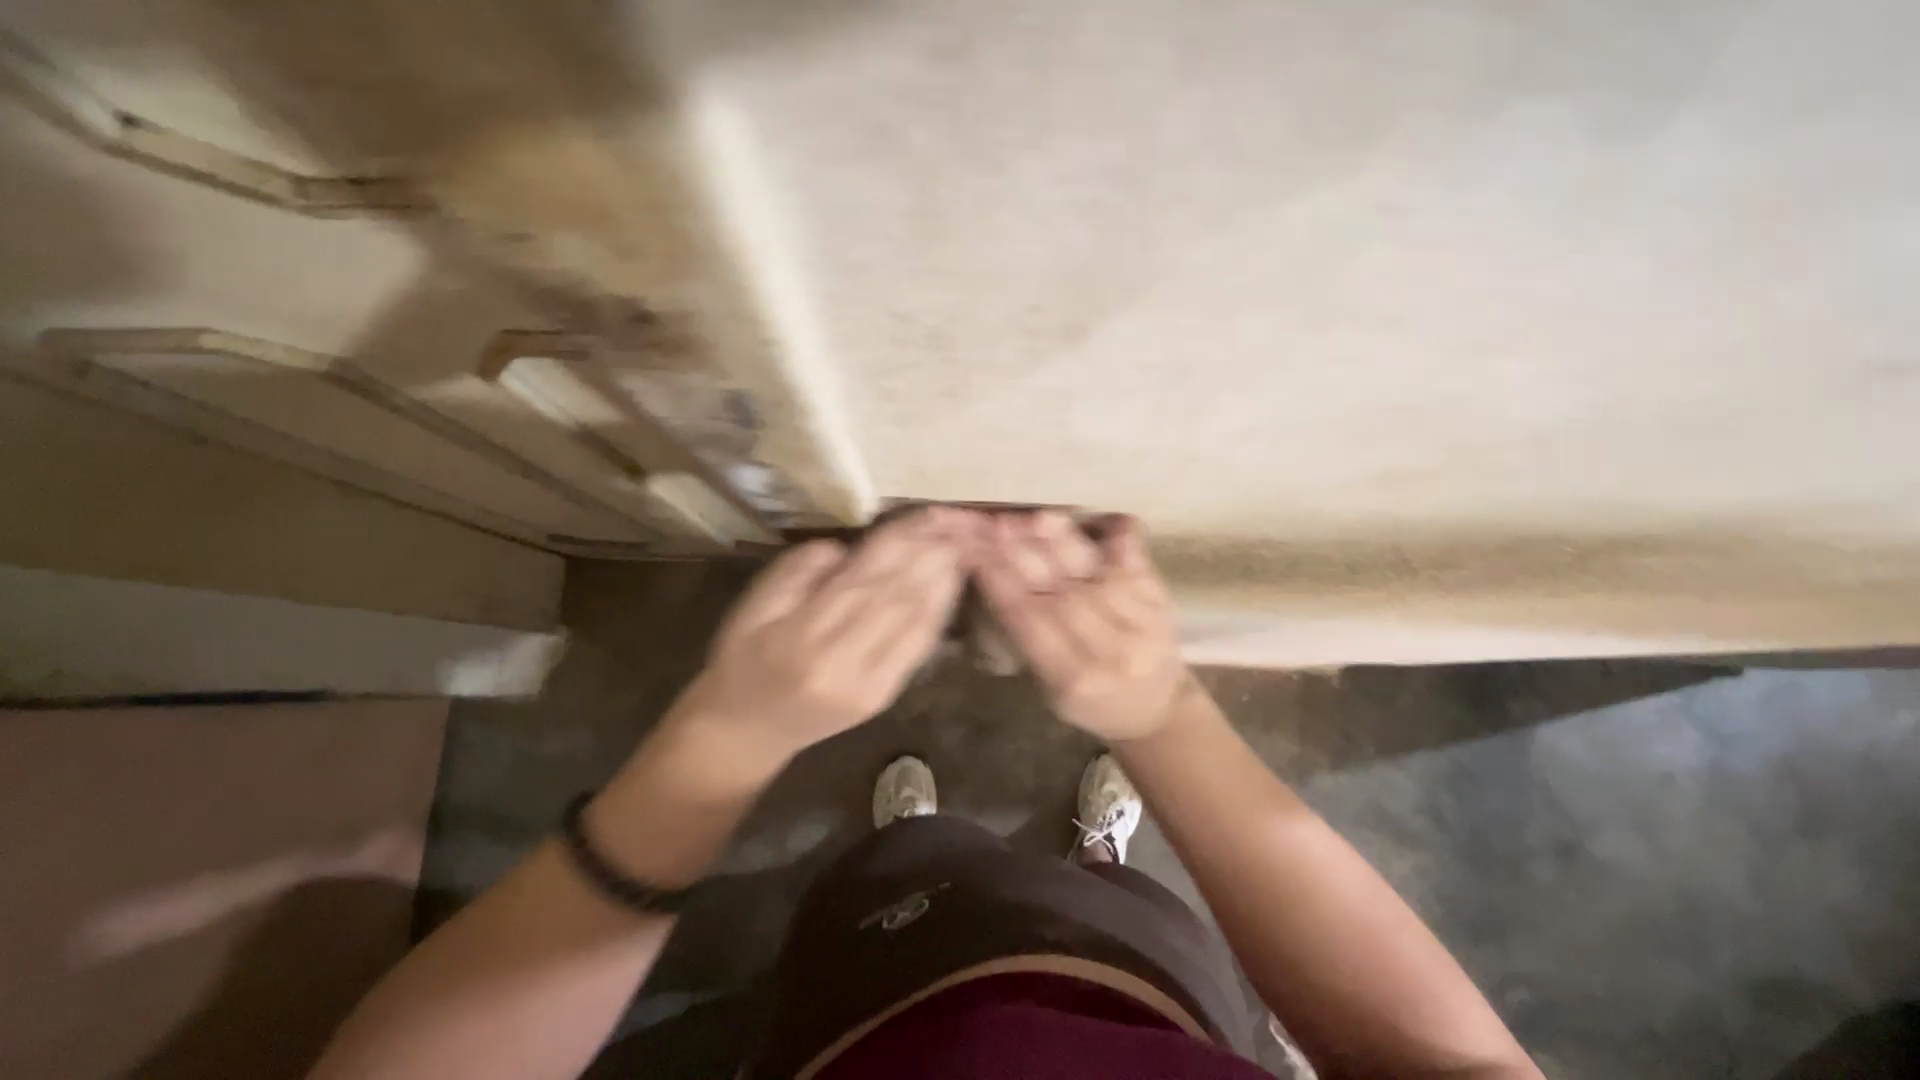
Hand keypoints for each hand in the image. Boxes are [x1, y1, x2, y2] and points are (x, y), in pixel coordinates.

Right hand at [669, 507, 971, 760]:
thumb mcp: (751, 608)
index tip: (923, 513)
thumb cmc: (744, 660)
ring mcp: (869, 684)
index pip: (862, 578)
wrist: (748, 729)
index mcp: (803, 635)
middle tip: (953, 522)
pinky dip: (937, 613)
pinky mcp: (885, 696)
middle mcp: (842, 662)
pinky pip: (918, 648)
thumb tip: (846, 550)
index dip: (898, 543)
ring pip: (914, 622)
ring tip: (959, 545)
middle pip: (896, 598)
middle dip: (928, 556)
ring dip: (942, 581)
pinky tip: (949, 586)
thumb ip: (795, 572)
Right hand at [974, 511, 1187, 741]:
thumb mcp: (1050, 687)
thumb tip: (992, 574)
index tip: (969, 548)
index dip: (997, 579)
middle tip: (990, 522)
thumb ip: (1026, 637)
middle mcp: (1107, 649)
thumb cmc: (1091, 701)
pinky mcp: (1161, 601)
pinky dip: (1117, 536)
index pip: (1026, 618)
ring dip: (1059, 541)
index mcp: (1071, 677)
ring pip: (1091, 572)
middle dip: (1019, 552)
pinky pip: (1136, 561)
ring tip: (1032, 517)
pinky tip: (1103, 518)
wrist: (1158, 711)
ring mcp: (1140, 623)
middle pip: (1056, 590)